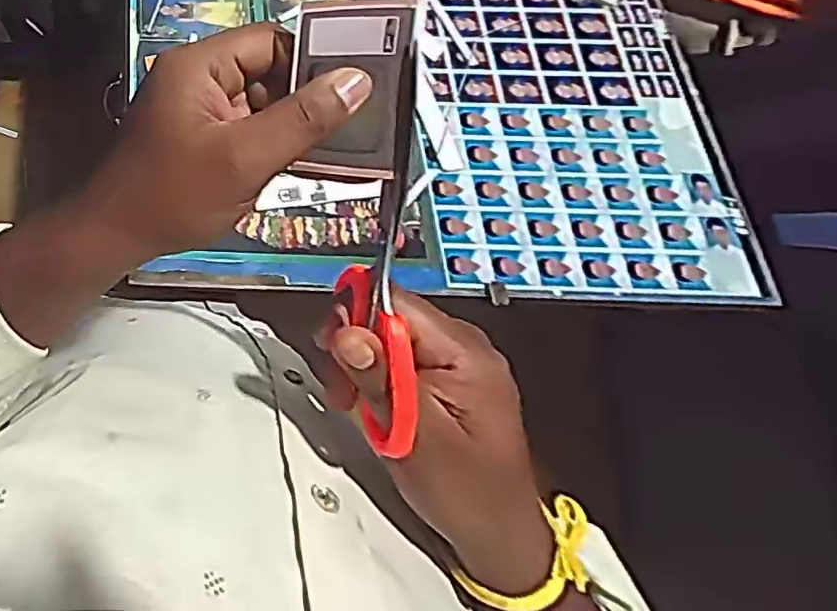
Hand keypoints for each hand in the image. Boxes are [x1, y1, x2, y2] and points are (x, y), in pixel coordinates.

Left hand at [0, 23, 371, 346]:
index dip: (314, 59)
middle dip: (308, 99)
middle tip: (353, 126)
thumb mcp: (245, 158)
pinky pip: (247, 126)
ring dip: (294, 126)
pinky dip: (273, 142)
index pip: (270, 41)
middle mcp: (195, 77)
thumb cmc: (170, 195)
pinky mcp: (199, 133)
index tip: (356, 86)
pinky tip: (303, 164)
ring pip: (262, 102)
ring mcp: (196, 106)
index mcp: (197, 66)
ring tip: (335, 151)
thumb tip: (355, 80)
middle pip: (268, 71)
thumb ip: (303, 119)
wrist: (115, 233)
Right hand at [319, 287, 557, 596]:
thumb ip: (380, 378)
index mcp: (465, 352)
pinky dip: (370, 373)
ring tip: (357, 400)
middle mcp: (461, 345)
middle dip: (351, 345)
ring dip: (356, 362)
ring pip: (380, 332)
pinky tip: (370, 400)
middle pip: (382, 312)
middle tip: (344, 385)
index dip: (354, 318)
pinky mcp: (438, 371)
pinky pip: (390, 352)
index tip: (338, 351)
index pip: (391, 299)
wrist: (498, 537)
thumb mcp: (416, 436)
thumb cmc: (469, 494)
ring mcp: (451, 358)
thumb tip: (349, 333)